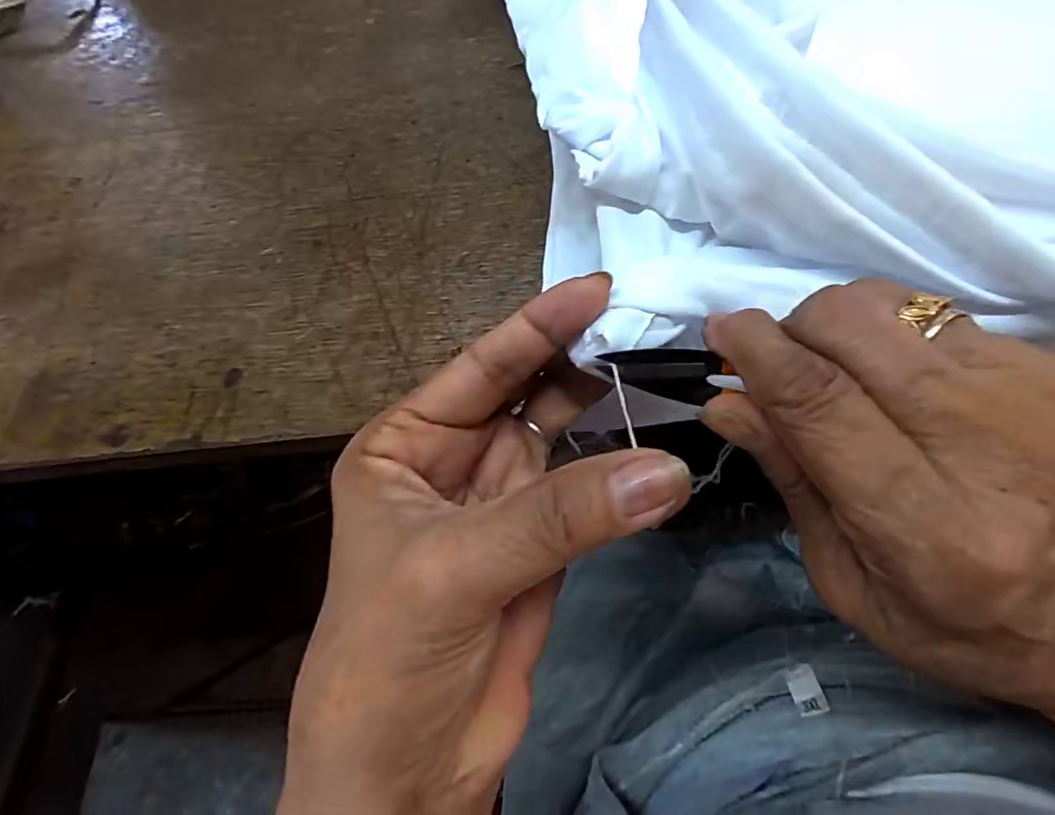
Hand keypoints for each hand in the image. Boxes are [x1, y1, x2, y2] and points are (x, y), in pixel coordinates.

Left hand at [279, 273, 693, 814]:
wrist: (406, 779)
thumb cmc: (387, 662)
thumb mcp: (457, 570)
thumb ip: (560, 515)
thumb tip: (666, 469)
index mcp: (407, 443)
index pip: (482, 366)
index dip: (540, 324)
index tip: (601, 289)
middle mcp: (457, 456)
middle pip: (531, 388)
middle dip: (585, 354)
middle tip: (651, 323)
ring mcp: (508, 494)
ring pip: (568, 430)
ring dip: (611, 403)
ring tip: (666, 367)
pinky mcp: (549, 535)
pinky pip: (593, 481)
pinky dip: (626, 461)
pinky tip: (660, 439)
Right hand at [699, 279, 1054, 723]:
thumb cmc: (956, 622)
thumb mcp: (846, 578)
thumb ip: (791, 476)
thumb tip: (728, 399)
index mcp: (929, 529)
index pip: (823, 403)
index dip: (761, 351)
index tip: (722, 328)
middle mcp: (988, 447)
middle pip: (857, 327)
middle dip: (799, 327)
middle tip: (789, 360)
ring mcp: (1033, 396)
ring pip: (894, 304)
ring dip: (848, 327)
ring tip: (854, 375)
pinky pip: (939, 314)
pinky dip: (902, 339)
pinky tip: (918, 387)